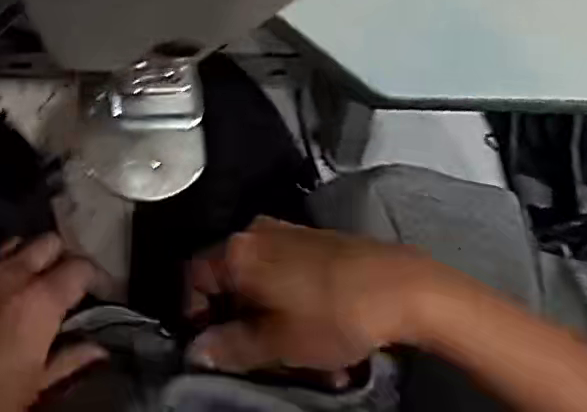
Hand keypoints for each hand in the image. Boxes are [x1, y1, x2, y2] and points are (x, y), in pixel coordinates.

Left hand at [0, 234, 106, 411]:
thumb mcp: (33, 392)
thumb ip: (68, 362)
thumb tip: (99, 349)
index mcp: (37, 301)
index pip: (80, 268)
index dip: (99, 277)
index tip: (108, 292)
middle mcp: (11, 275)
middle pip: (49, 242)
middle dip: (66, 257)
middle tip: (75, 285)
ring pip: (18, 243)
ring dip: (34, 257)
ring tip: (42, 284)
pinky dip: (6, 267)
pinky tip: (6, 295)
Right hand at [183, 216, 448, 373]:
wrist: (394, 284)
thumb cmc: (330, 314)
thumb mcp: (276, 343)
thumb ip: (230, 347)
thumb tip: (196, 350)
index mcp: (238, 251)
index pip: (192, 276)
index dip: (194, 313)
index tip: (210, 346)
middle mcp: (254, 231)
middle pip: (226, 277)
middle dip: (237, 320)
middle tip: (255, 356)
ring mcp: (284, 231)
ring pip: (257, 278)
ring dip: (266, 316)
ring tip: (292, 352)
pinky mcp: (309, 238)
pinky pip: (282, 270)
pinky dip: (287, 301)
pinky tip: (313, 330)